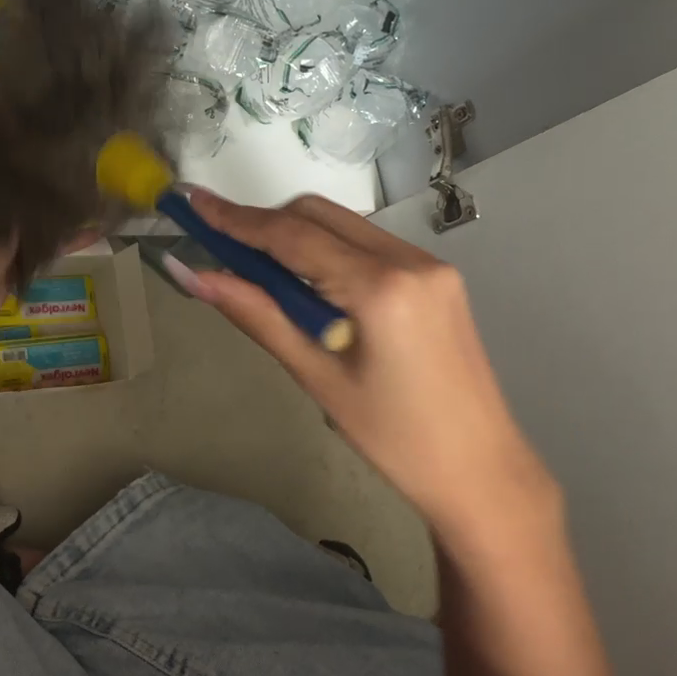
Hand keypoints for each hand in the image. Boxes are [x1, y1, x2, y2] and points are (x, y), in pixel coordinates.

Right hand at [180, 190, 555, 540]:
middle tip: (221, 247)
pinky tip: (310, 288)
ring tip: (260, 275)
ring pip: (342, 224)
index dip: (235, 218)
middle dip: (264, 223)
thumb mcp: (316, 377)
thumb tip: (195, 276)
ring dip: (295, 236)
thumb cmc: (394, 439)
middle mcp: (409, 260)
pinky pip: (366, 244)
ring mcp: (429, 265)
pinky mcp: (436, 277)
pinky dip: (327, 251)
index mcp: (380, 288)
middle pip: (317, 214)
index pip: (291, 236)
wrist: (483, 474)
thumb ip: (255, 314)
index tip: (193, 202)